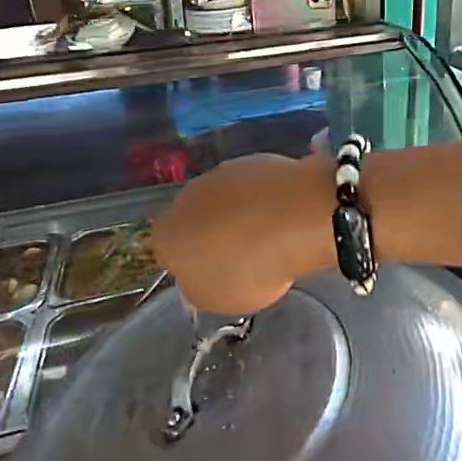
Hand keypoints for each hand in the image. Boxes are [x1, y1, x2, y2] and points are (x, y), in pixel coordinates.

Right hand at [151, 153, 331, 314]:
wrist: (295, 215)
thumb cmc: (252, 267)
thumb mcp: (222, 300)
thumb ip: (203, 289)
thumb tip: (203, 278)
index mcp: (166, 237)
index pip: (170, 254)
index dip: (195, 265)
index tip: (220, 274)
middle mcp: (183, 200)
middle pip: (195, 223)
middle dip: (216, 236)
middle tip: (247, 257)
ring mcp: (217, 175)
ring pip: (224, 202)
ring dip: (241, 216)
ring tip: (273, 236)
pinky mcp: (250, 161)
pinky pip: (252, 188)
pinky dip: (264, 199)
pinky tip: (285, 215)